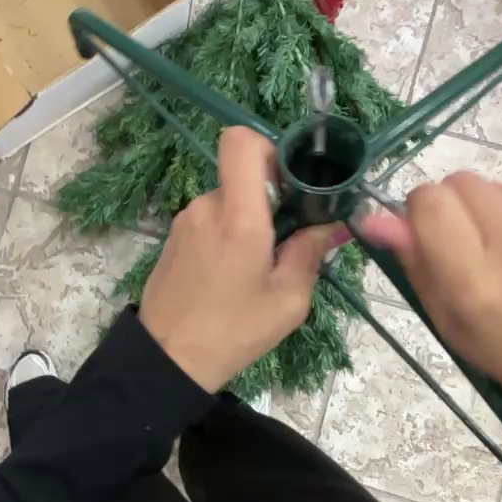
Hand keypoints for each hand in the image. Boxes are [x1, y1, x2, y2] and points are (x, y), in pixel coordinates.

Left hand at [138, 127, 349, 393]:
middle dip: (269, 202)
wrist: (167, 359)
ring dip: (247, 223)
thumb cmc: (232, 332)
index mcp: (236, 216)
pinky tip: (232, 275)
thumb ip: (310, 253)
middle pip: (242, 179)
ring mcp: (184, 221)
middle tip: (286, 243)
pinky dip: (226, 236)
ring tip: (258, 268)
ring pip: (226, 203)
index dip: (269, 148)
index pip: (240, 142)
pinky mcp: (173, 238)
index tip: (290, 183)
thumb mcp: (287, 300)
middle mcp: (205, 207)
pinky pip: (209, 221)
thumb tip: (334, 224)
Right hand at [354, 172, 501, 420]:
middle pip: (460, 182)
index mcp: (475, 284)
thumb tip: (373, 216)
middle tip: (472, 243)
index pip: (428, 202)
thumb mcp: (447, 319)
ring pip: (498, 182)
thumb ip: (412, 262)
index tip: (430, 231)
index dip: (420, 211)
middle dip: (455, 206)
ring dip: (495, 207)